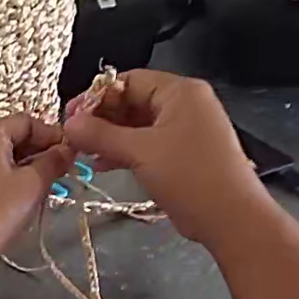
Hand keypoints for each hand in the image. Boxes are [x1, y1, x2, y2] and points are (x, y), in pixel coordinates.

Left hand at [0, 114, 73, 288]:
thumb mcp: (32, 184)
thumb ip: (54, 161)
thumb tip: (69, 149)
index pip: (27, 121)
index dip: (52, 134)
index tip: (72, 153)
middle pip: (16, 136)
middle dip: (42, 150)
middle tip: (66, 169)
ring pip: (7, 156)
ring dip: (31, 166)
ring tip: (52, 183)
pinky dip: (16, 177)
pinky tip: (31, 194)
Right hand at [63, 70, 271, 246]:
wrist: (230, 218)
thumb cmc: (188, 176)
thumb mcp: (139, 152)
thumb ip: (101, 135)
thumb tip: (69, 125)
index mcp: (179, 91)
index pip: (128, 80)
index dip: (96, 96)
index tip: (70, 117)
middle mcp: (184, 104)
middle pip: (132, 102)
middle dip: (101, 119)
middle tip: (74, 138)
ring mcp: (184, 130)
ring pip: (137, 126)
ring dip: (110, 138)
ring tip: (83, 154)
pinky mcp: (182, 154)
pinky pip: (147, 144)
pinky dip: (125, 152)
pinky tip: (103, 164)